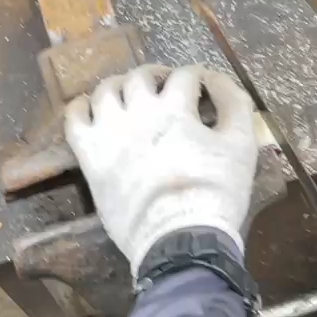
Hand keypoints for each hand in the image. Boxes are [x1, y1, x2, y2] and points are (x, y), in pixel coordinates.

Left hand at [63, 63, 258, 273]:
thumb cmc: (215, 194)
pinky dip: (81, 107)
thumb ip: (234, 105)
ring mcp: (109, 132)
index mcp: (174, 107)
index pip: (185, 75)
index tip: (203, 88)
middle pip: (142, 76)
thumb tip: (219, 81)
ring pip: (106, 90)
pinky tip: (92, 110)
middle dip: (157, 77)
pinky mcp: (90, 156)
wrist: (179, 241)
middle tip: (166, 90)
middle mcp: (137, 111)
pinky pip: (74, 119)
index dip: (198, 77)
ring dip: (121, 87)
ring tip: (130, 98)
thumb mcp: (241, 146)